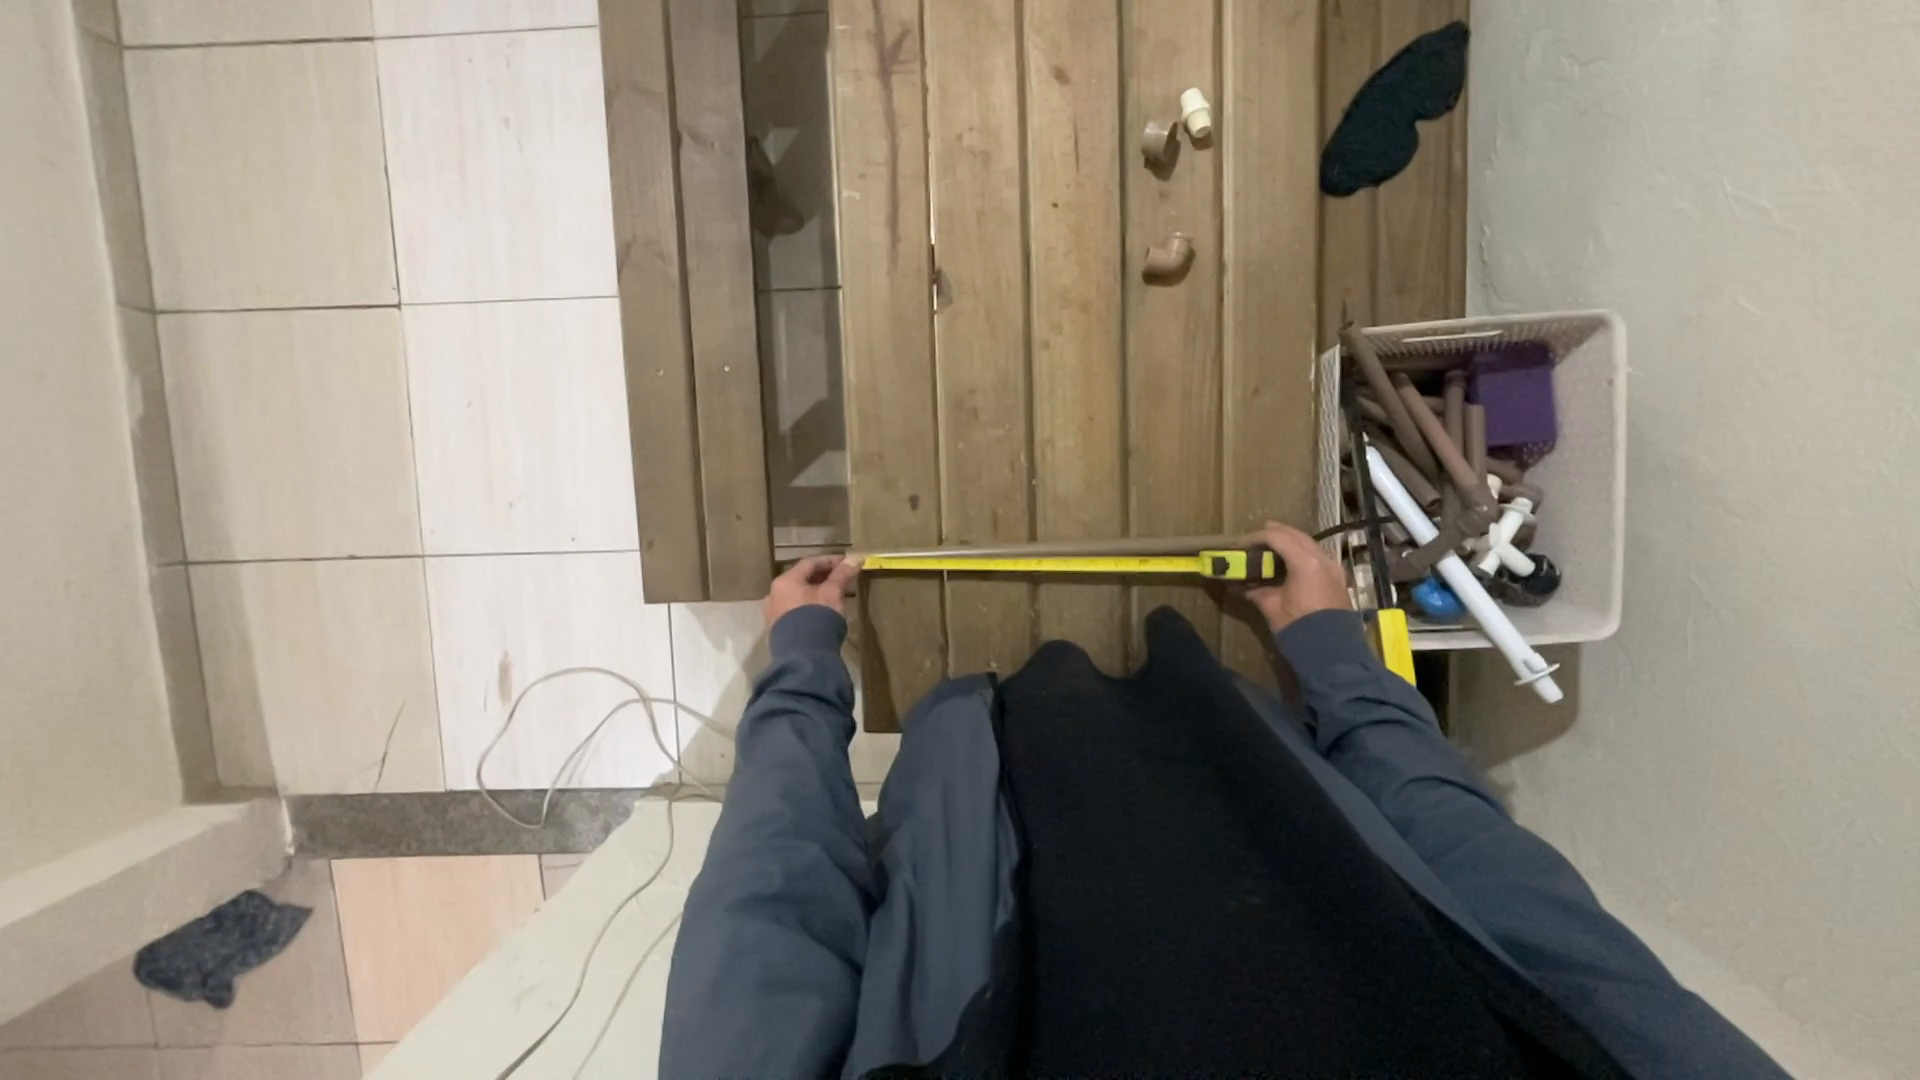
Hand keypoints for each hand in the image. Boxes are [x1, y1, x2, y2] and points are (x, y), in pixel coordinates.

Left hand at [764, 555, 861, 627]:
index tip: (846, 562)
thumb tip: (855, 558)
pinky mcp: (778, 631)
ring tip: (834, 596)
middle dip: (823, 577)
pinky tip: (822, 613)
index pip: (809, 563)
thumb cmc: (818, 617)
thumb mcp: (833, 593)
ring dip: (816, 593)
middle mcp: (774, 594)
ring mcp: (774, 614)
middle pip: (801, 579)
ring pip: (797, 596)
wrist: (804, 656)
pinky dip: (809, 607)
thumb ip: (842, 575)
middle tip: (842, 579)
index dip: (830, 561)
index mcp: (786, 581)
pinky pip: (795, 612)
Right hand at [1244, 521, 1349, 632]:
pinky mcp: (1338, 579)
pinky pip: (1318, 557)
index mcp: (1305, 562)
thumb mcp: (1271, 607)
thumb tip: (1236, 586)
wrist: (1332, 652)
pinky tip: (1291, 562)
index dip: (1256, 537)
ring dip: (1291, 542)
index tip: (1241, 544)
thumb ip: (1254, 591)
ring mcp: (1333, 568)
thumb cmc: (1298, 627)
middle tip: (1257, 536)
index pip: (1277, 537)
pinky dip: (1303, 553)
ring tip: (1273, 546)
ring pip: (1310, 544)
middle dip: (1276, 533)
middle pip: (1297, 535)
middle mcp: (1322, 559)